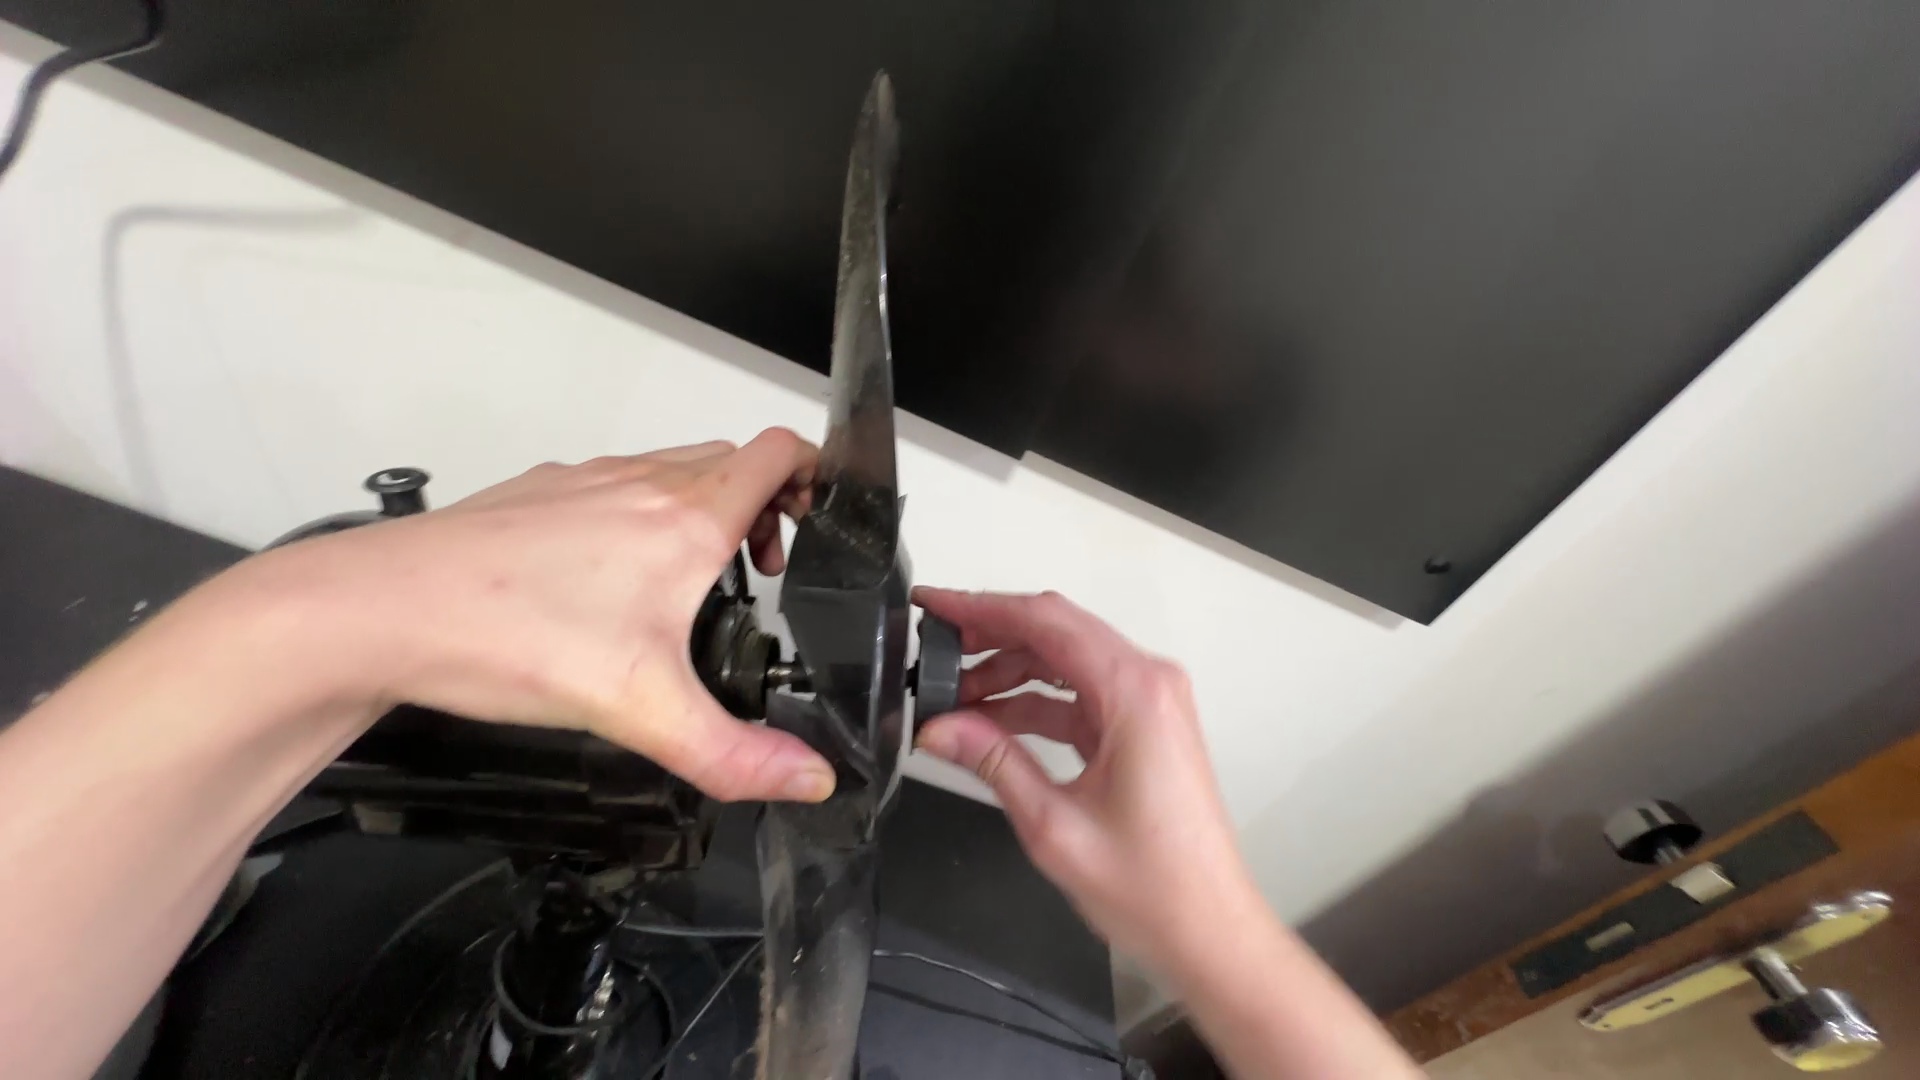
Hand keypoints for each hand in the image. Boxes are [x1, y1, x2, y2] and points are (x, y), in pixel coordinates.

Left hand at [219, 428, 836, 802]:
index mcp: (687, 519)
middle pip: (737, 461)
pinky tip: (619, 572)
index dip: (815, 473)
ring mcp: (590, 479)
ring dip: (712, 505)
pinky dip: (651, 507)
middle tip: (761, 566)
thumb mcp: (642, 710)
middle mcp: (645, 483)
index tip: (818, 519)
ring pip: (680, 467)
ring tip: (698, 571)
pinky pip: (623, 480)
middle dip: (769, 503)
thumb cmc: (510, 637)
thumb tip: (809, 777)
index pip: (778, 453)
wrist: (375, 612)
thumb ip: (736, 752)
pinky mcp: (545, 490)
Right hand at [911, 588, 1257, 973]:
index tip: (933, 603)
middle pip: (1055, 629)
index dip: (982, 607)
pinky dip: (1032, 699)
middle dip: (989, 633)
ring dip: (1007, 669)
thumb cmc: (1150, 886)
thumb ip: (993, 762)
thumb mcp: (1054, 825)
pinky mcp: (1139, 724)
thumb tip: (936, 726)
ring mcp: (1147, 701)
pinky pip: (1077, 692)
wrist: (1211, 932)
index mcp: (1135, 692)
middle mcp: (1148, 682)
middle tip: (933, 649)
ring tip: (953, 694)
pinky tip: (989, 720)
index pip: (1046, 621)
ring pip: (1063, 658)